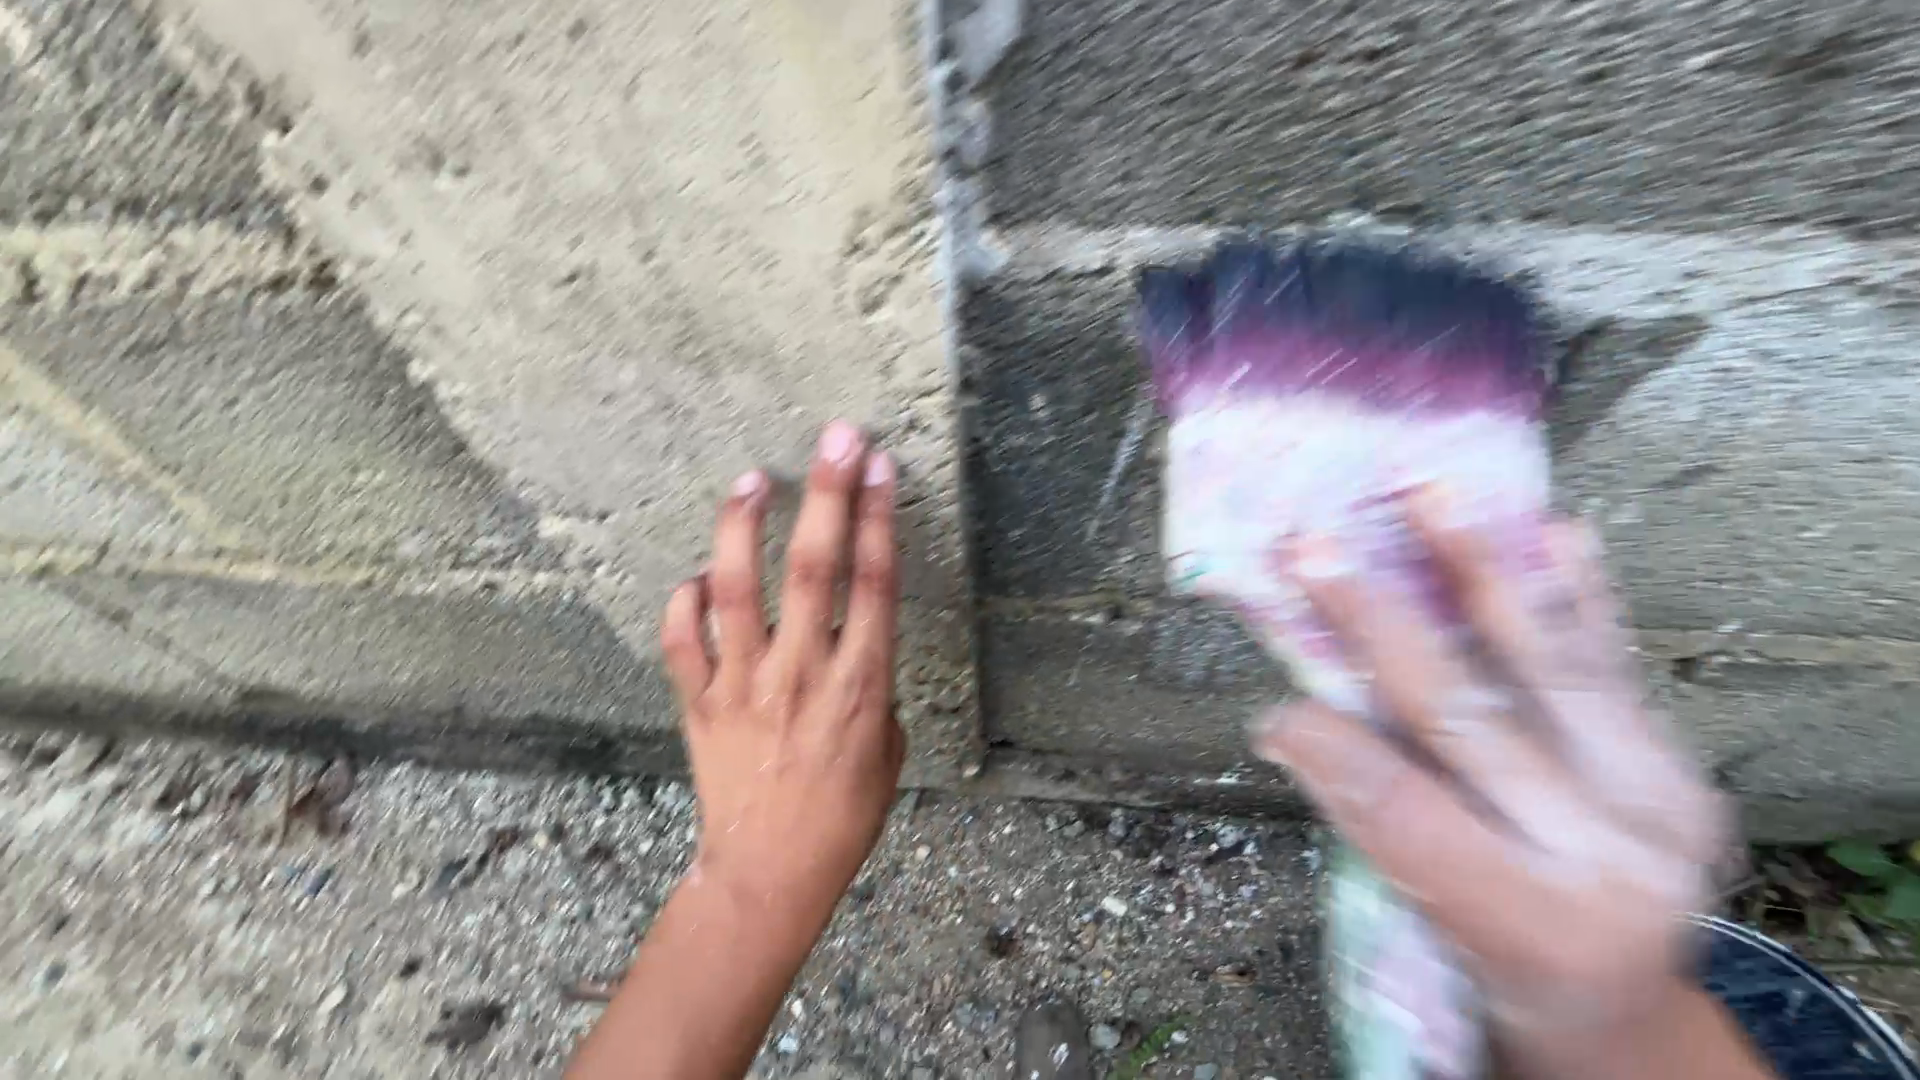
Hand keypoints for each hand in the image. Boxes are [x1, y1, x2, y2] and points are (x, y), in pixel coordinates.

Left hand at [660, 420, 905, 927]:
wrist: (771, 871)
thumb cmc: (844, 812)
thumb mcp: (888, 747)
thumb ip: (870, 684)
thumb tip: (848, 642)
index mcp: (861, 683)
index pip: (875, 582)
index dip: (878, 518)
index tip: (878, 467)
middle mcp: (802, 672)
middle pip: (815, 567)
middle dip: (828, 494)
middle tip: (836, 438)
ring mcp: (744, 684)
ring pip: (738, 589)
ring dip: (743, 528)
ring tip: (752, 481)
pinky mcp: (699, 702)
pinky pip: (681, 639)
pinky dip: (684, 601)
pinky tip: (696, 577)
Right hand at [1254, 494, 1744, 1078]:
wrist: (1618, 991)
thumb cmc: (1486, 956)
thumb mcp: (1412, 908)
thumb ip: (1362, 812)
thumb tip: (1289, 724)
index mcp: (1527, 918)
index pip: (1402, 809)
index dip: (1327, 749)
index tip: (1270, 709)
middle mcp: (1606, 855)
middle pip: (1466, 717)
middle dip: (1378, 622)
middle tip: (1315, 551)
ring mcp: (1658, 799)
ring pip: (1550, 667)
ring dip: (1480, 570)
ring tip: (1433, 496)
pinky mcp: (1678, 761)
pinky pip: (1616, 663)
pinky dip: (1575, 590)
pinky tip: (1552, 529)